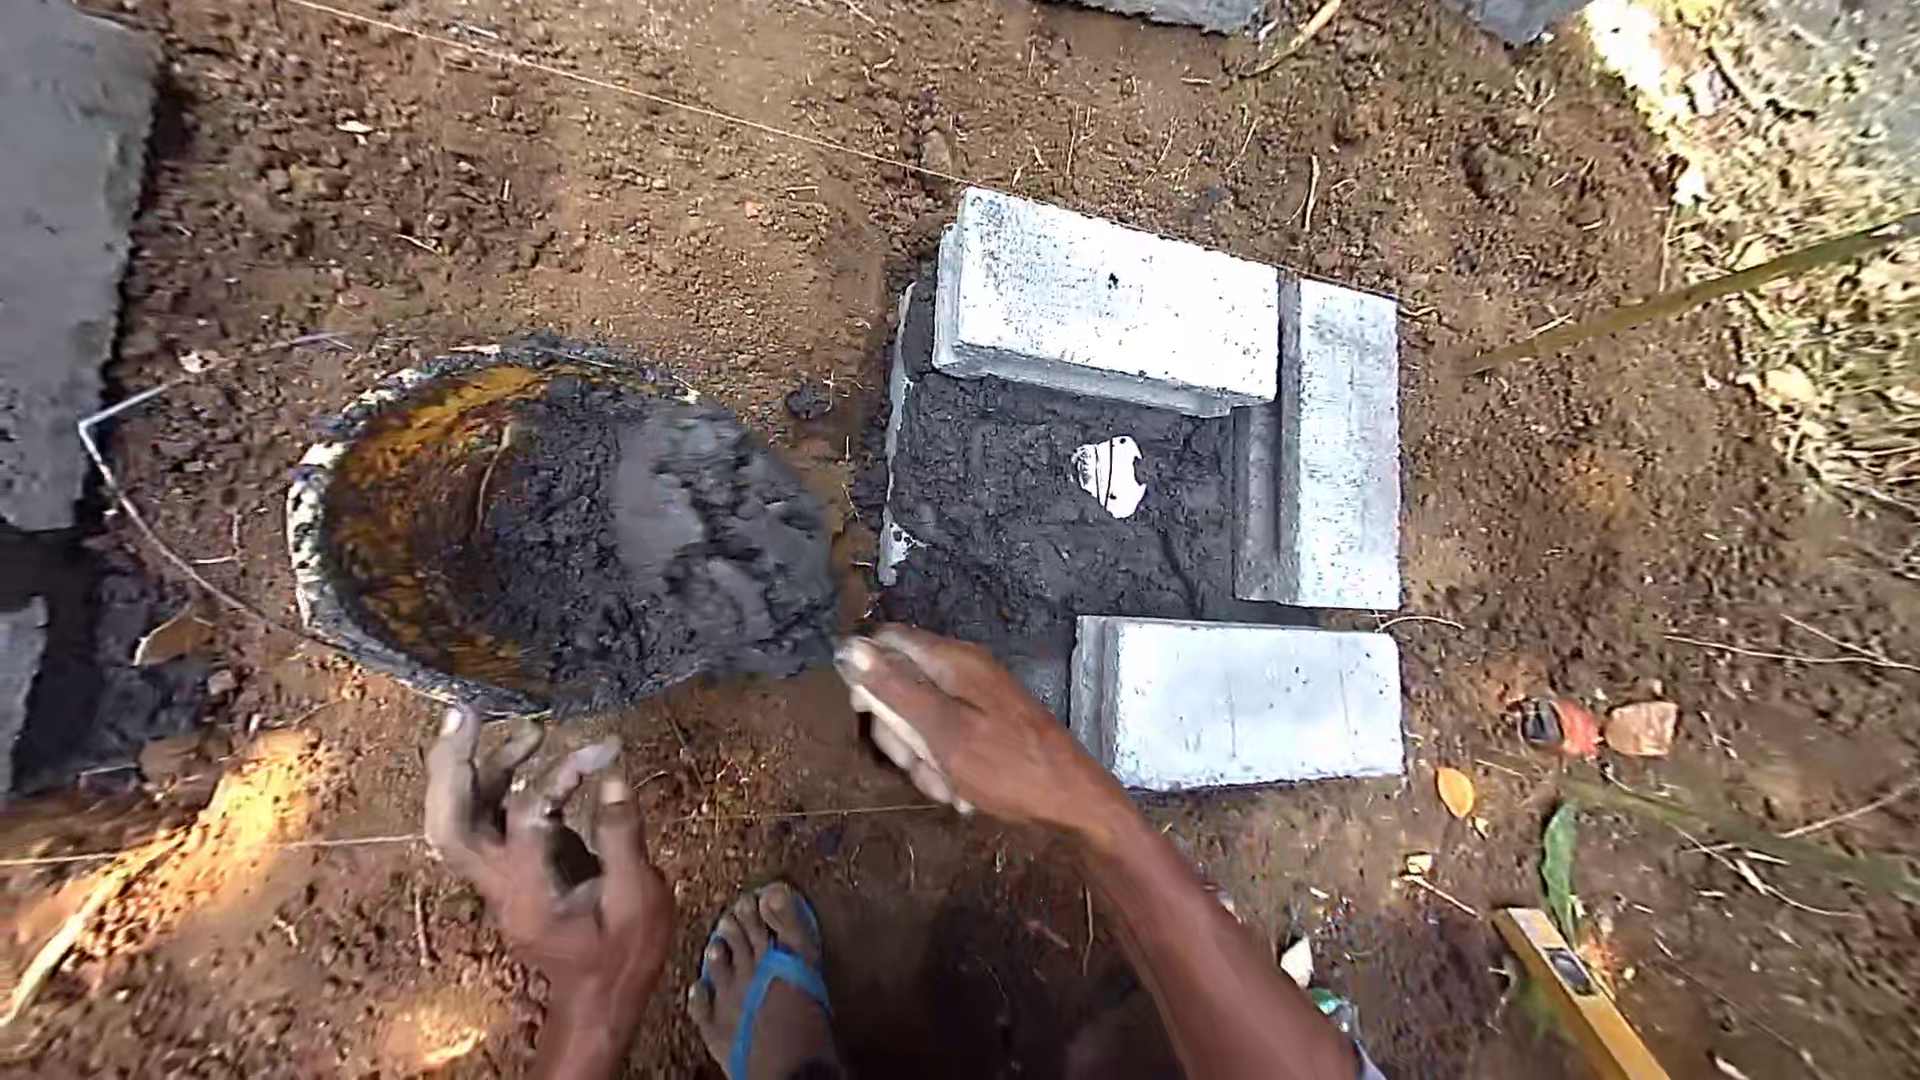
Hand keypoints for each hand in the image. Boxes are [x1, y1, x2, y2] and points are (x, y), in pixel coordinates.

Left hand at [424, 707, 672, 1072]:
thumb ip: (623, 836)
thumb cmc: (624, 952)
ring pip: (466, 820)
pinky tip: (535, 758)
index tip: (608, 749)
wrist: (602, 998)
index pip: (527, 821)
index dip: (564, 777)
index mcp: (528, 896)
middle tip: (465, 714)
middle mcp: (501, 887)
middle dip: (451, 766)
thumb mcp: (639, 897)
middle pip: (451, 825)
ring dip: (481, 770)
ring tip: (525, 729)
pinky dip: (506, 784)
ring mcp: (504, 879)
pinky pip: (497, 820)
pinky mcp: (520, 869)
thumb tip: (615, 776)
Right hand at [835, 625, 1125, 838]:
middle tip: (919, 760)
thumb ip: (895, 688)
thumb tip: (850, 648)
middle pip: (900, 684)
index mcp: (951, 660)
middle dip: (900, 731)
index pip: (888, 641)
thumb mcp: (942, 730)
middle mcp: (961, 670)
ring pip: (919, 719)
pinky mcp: (983, 722)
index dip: (866, 671)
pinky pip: (944, 738)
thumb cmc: (1006, 765)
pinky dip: (944, 765)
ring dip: (923, 758)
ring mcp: (974, 697)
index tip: (864, 710)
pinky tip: (962, 790)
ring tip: (949, 782)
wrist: (1070, 801)